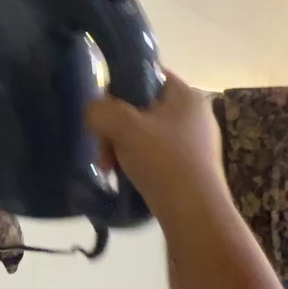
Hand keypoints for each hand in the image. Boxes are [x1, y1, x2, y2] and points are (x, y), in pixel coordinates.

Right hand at [86, 70, 234, 225]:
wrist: (194, 214)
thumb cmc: (162, 161)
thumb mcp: (122, 126)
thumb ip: (99, 109)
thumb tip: (93, 110)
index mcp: (186, 96)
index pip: (149, 74)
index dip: (121, 83)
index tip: (103, 103)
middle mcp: (194, 115)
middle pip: (141, 107)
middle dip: (114, 124)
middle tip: (102, 143)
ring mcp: (194, 142)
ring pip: (143, 132)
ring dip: (119, 144)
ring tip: (109, 165)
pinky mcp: (189, 166)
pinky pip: (152, 153)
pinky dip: (134, 160)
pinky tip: (122, 176)